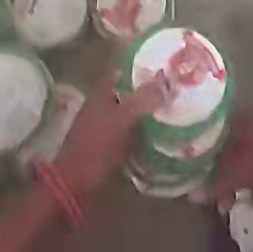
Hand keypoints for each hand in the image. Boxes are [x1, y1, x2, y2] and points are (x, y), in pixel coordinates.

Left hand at [51, 71, 169, 197]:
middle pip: (130, 92)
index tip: (167, 65)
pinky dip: (146, 131)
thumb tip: (165, 78)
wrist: (74, 187)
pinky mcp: (110, 147)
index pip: (123, 70)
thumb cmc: (96, 148)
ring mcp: (105, 127)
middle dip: (151, 90)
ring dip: (150, 111)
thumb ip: (143, 99)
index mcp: (102, 94)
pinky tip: (164, 134)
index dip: (142, 65)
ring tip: (176, 108)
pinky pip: (133, 133)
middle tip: (178, 88)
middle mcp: (103, 106)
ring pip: (132, 113)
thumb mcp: (121, 121)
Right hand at [211, 114, 252, 219]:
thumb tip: (192, 194)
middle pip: (243, 149)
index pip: (228, 126)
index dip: (215, 147)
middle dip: (231, 174)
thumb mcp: (245, 173)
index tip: (205, 167)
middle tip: (223, 198)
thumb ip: (218, 182)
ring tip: (249, 204)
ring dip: (250, 185)